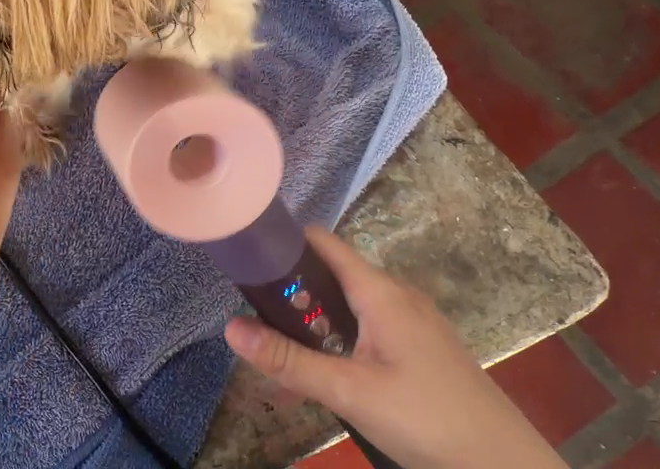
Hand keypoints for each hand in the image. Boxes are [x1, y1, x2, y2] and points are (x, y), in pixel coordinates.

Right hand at [223, 228, 563, 468]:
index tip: (245, 256)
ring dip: (314, 322)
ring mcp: (413, 323)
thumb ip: (289, 361)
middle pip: (329, 273)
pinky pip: (367, 328)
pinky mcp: (422, 350)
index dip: (281, 240)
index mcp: (378, 291)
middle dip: (291, 291)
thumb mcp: (351, 392)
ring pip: (348, 305)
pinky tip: (327, 374)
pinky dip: (339, 339)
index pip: (319, 240)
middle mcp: (396, 295)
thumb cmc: (429, 419)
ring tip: (284, 350)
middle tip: (258, 318)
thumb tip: (230, 328)